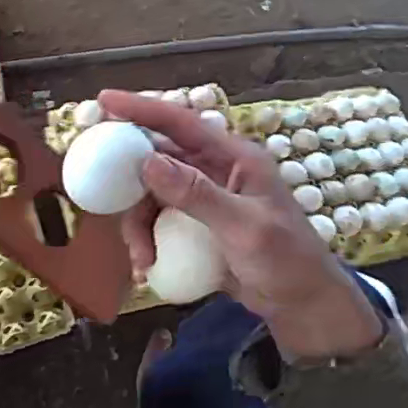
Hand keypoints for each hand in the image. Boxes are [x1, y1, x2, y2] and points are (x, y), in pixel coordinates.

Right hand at [97, 91, 382, 361]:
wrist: (304, 308)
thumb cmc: (287, 262)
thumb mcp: (244, 228)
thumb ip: (197, 194)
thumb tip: (147, 161)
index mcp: (234, 157)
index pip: (182, 122)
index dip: (142, 109)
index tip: (105, 99)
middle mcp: (215, 170)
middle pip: (158, 159)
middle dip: (130, 181)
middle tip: (103, 192)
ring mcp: (204, 198)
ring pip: (153, 194)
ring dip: (139, 224)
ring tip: (141, 258)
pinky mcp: (195, 224)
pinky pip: (159, 221)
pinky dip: (148, 240)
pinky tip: (147, 267)